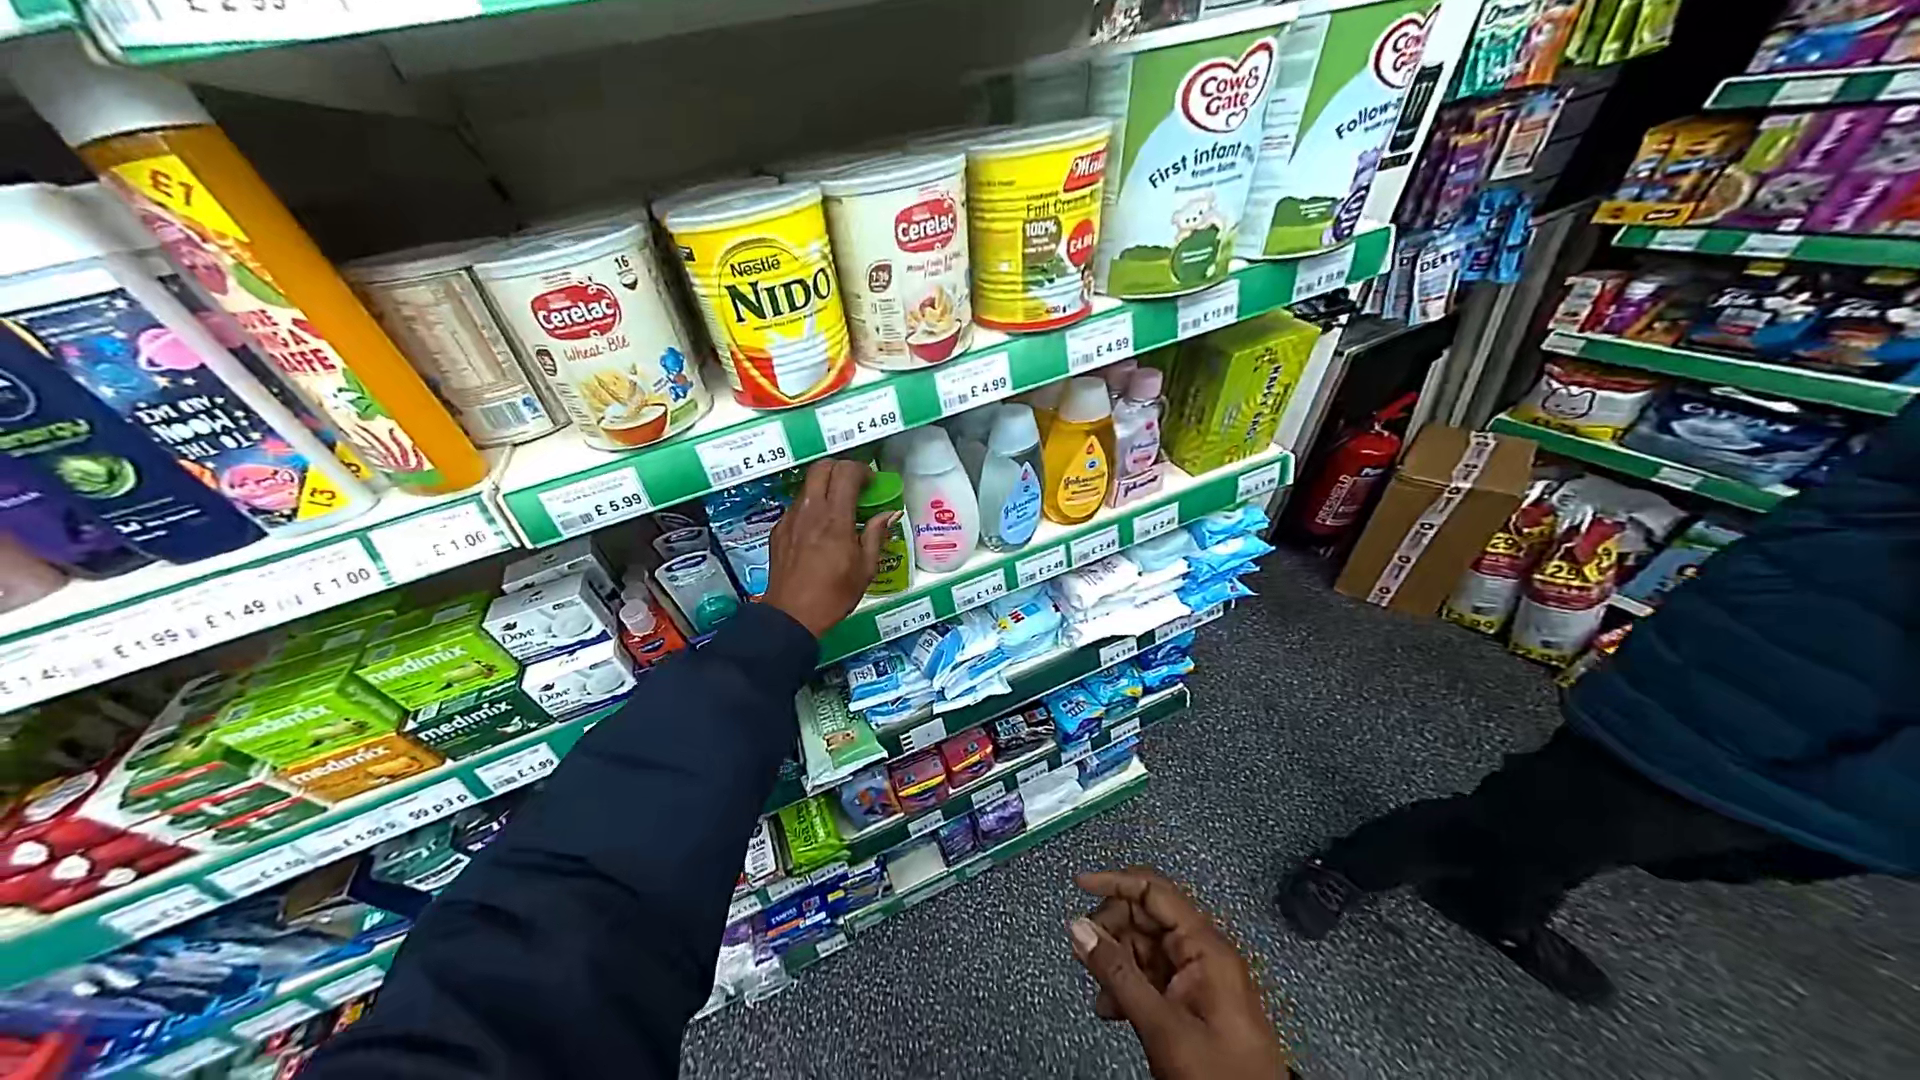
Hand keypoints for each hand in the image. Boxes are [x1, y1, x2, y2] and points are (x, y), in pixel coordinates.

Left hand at [763, 460, 896, 637]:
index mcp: (835, 519)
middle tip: (854, 485)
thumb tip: (889, 513)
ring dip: (825, 487)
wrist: (792, 615)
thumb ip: (876, 534)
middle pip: (822, 467)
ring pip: (807, 486)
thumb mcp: (865, 568)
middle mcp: (810, 511)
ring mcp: (790, 519)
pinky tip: (819, 530)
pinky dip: (811, 507)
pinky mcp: (778, 530)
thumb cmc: (834, 595)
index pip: (846, 473)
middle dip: (840, 468)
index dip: (861, 470)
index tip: (871, 482)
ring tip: (838, 508)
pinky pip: (797, 507)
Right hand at [1070, 866, 1289, 1079]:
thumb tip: (1081, 928)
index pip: (1154, 890)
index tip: (1082, 884)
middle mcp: (1204, 954)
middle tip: (1085, 949)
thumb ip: (1117, 973)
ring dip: (1116, 963)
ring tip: (1100, 990)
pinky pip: (1152, 974)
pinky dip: (1127, 985)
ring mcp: (1199, 978)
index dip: (1115, 881)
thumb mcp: (1161, 1025)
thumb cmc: (1222, 1079)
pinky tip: (1112, 1007)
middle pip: (1146, 916)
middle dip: (1111, 930)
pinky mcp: (1193, 1002)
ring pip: (1145, 946)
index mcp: (1206, 947)